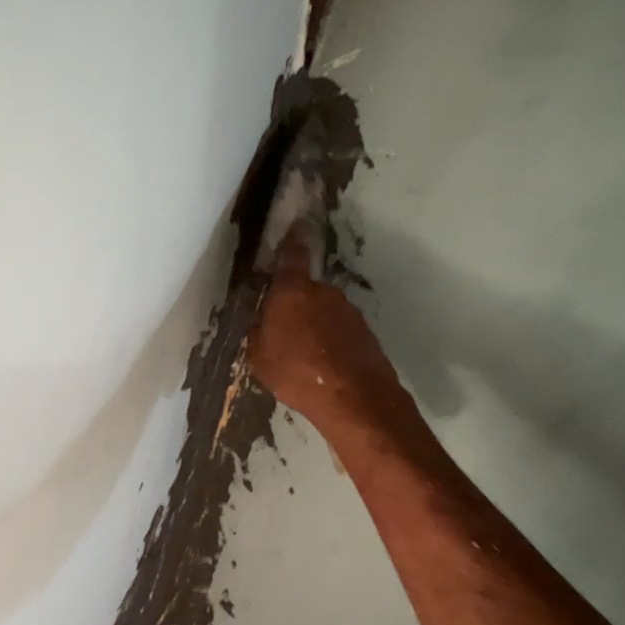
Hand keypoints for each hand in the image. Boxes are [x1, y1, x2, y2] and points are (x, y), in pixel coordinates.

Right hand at [248, 255, 415, 439]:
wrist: (355, 399)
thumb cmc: (295, 372)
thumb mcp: (259, 355)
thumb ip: (258, 332)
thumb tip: (261, 323)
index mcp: (292, 292)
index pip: (291, 257)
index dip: (290, 242)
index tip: (295, 225)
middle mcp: (324, 293)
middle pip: (306, 291)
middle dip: (296, 305)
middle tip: (283, 329)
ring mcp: (350, 312)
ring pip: (324, 312)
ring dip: (315, 326)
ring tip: (304, 355)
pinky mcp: (366, 335)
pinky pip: (340, 332)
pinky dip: (331, 343)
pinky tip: (323, 367)